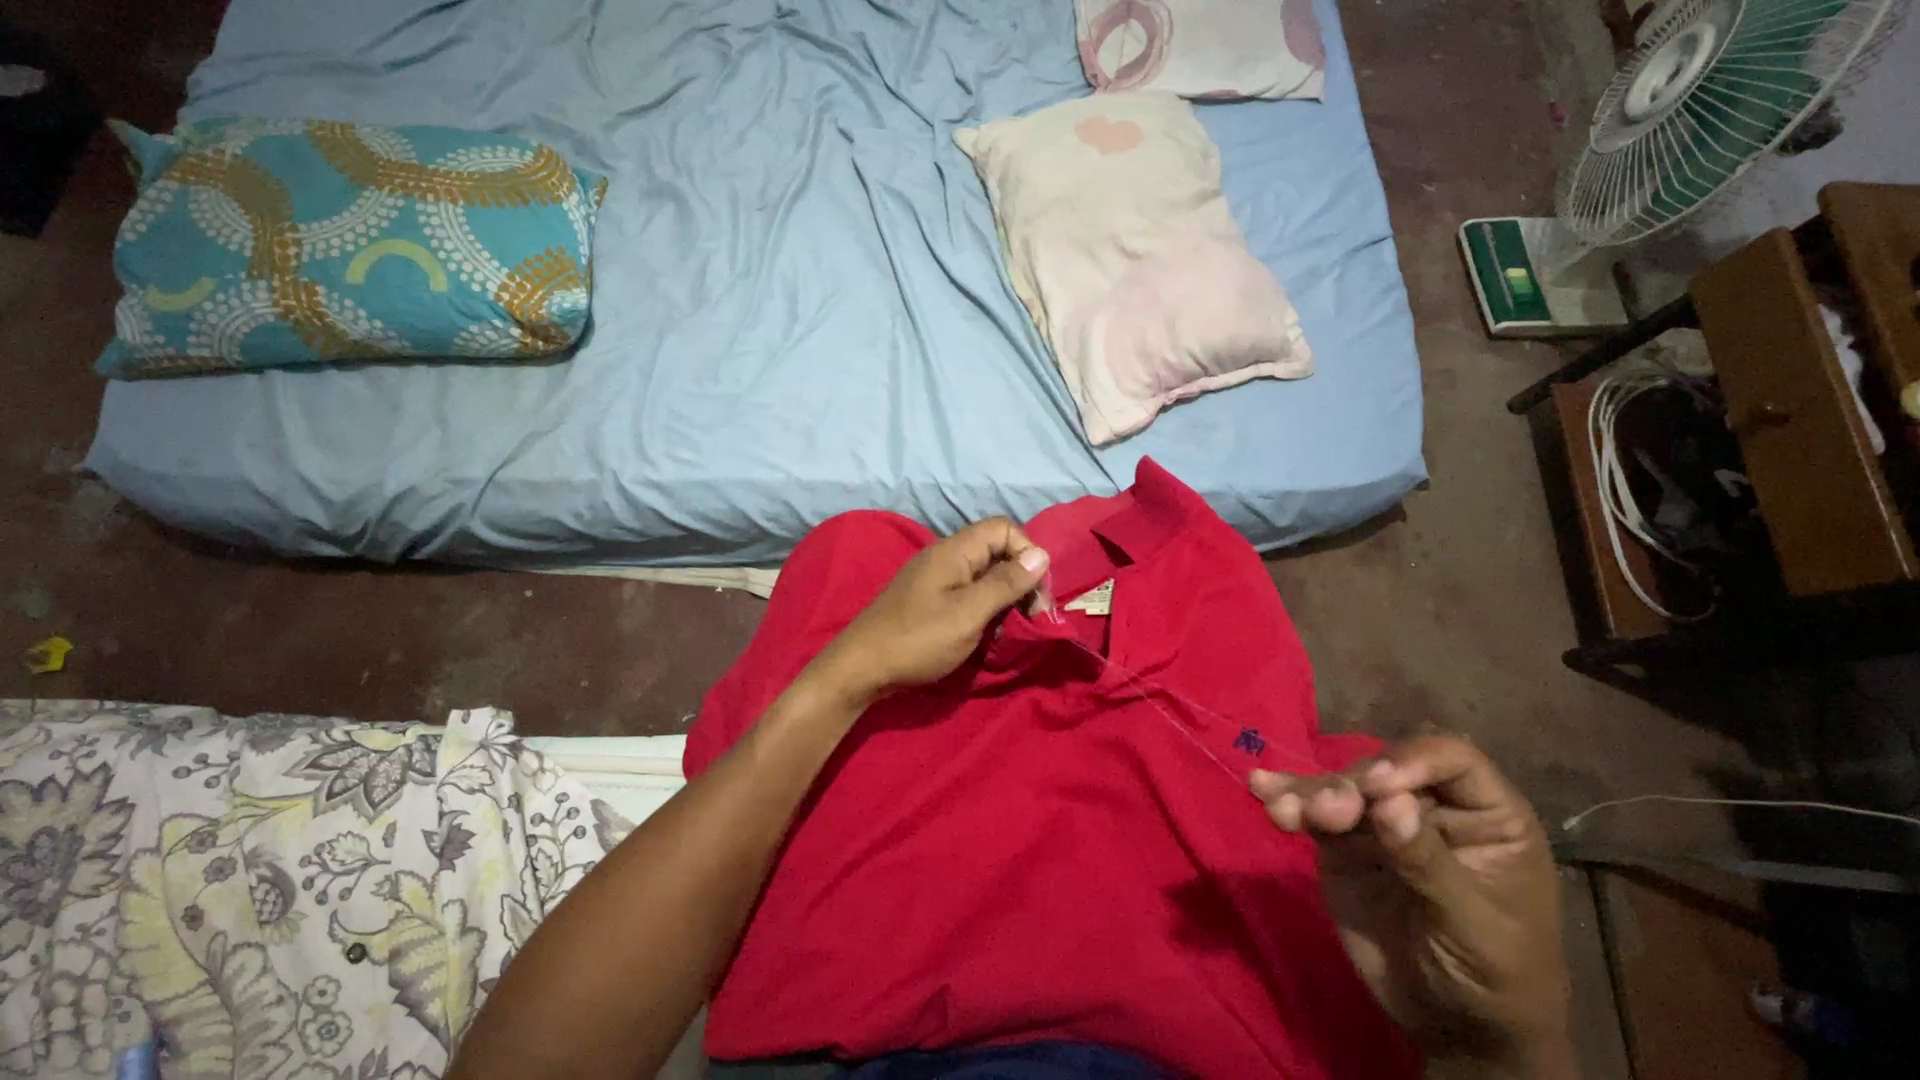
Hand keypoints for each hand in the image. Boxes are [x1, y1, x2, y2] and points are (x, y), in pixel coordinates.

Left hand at [812, 517, 1050, 704]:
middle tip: (1031, 618)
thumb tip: (1042, 554)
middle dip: (1021, 580)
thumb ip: (1006, 583)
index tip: (1036, 593)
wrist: (861, 669)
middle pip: (996, 552)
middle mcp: (945, 558)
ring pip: (984, 576)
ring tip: (1010, 630)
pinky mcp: (929, 602)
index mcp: (954, 551)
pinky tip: (988, 635)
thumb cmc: (917, 640)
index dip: (1027, 553)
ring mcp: (935, 581)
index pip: (1003, 529)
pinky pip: (968, 595)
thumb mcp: (969, 613)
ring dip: (1004, 599)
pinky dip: (984, 610)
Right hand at [1249, 737, 1573, 1075]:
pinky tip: (1262, 790)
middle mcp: (1430, 806)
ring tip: (1282, 808)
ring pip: (1341, 789)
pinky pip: (1314, 817)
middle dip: (1350, 784)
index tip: (1378, 787)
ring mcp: (1381, 826)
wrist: (1456, 1029)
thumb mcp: (1473, 926)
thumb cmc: (1495, 975)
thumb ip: (1428, 862)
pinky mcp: (1343, 849)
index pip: (1450, 759)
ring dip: (1309, 792)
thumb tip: (1388, 802)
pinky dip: (1288, 803)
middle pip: (1381, 769)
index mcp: (1485, 815)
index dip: (1412, 760)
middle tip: (1327, 812)